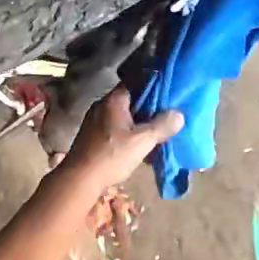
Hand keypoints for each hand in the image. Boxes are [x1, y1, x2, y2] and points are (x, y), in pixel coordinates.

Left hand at [60, 87, 181, 191]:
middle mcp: (102, 105)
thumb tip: (178, 114)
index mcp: (114, 100)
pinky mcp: (92, 134)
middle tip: (167, 113)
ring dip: (138, 122)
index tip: (169, 90)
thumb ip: (161, 126)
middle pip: (130, 99)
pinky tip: (138, 145)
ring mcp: (95, 120)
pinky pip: (115, 127)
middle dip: (148, 106)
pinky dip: (128, 132)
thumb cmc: (111, 155)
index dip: (153, 84)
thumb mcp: (141, 141)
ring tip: (156, 131)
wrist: (80, 178)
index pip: (135, 81)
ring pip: (123, 115)